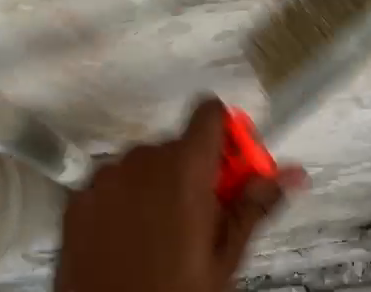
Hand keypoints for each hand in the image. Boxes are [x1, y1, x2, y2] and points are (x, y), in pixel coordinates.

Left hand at [56, 97, 305, 291]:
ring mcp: (106, 175)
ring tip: (160, 234)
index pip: (210, 112)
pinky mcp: (77, 197)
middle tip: (198, 218)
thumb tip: (293, 173)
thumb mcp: (225, 257)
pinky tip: (127, 238)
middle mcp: (143, 157)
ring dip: (156, 185)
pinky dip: (122, 201)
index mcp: (186, 166)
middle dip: (192, 171)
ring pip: (143, 163)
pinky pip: (110, 182)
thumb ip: (254, 205)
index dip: (224, 134)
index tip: (229, 166)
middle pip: (178, 144)